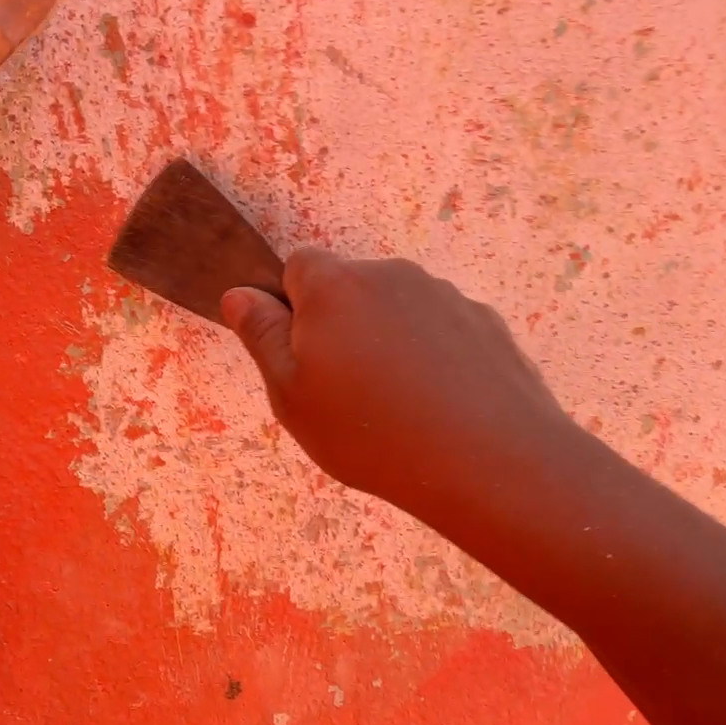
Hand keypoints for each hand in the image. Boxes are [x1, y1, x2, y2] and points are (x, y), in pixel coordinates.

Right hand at [220, 251, 571, 515]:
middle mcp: (391, 275)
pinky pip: (438, 330)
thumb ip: (261, 335)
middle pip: (348, 287)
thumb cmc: (365, 429)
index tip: (298, 354)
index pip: (298, 264)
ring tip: (391, 405)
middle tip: (338, 389)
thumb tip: (238, 294)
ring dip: (383, 340)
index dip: (291, 304)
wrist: (487, 460)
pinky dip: (428, 356)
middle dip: (337, 324)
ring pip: (394, 309)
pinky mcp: (486, 323)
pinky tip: (434, 406)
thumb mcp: (289, 393)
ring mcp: (445, 296)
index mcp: (335, 287)